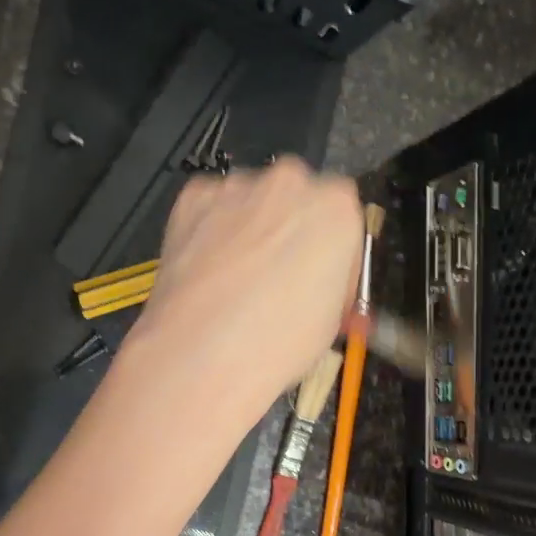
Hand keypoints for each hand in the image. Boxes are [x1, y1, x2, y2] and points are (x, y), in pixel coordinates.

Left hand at [126, 158, 361, 415]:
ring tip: (237, 282)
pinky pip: (210, 210)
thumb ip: (331, 283)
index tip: (321, 278)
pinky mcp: (193, 198)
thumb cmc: (277, 341)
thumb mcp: (332, 319)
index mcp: (336, 206)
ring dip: (249, 231)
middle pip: (296, 200)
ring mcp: (237, 187)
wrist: (204, 352)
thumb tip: (325, 288)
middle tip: (278, 279)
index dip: (331, 252)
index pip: (342, 215)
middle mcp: (289, 183)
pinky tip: (209, 273)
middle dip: (289, 232)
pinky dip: (210, 232)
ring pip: (251, 203)